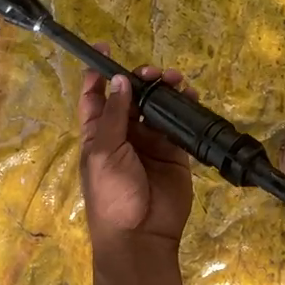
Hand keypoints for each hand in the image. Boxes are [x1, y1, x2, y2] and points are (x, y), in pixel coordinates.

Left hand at [78, 65, 196, 245]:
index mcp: (98, 133)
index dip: (97, 73)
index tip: (105, 49)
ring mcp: (150, 141)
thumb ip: (114, 115)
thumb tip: (119, 80)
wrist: (141, 235)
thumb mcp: (104, 153)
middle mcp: (124, 133)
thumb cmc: (112, 195)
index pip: (94, 97)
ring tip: (174, 80)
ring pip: (157, 104)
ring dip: (164, 88)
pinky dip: (185, 105)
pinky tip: (190, 96)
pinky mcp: (175, 150)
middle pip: (131, 95)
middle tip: (152, 72)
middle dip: (140, 77)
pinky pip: (179, 121)